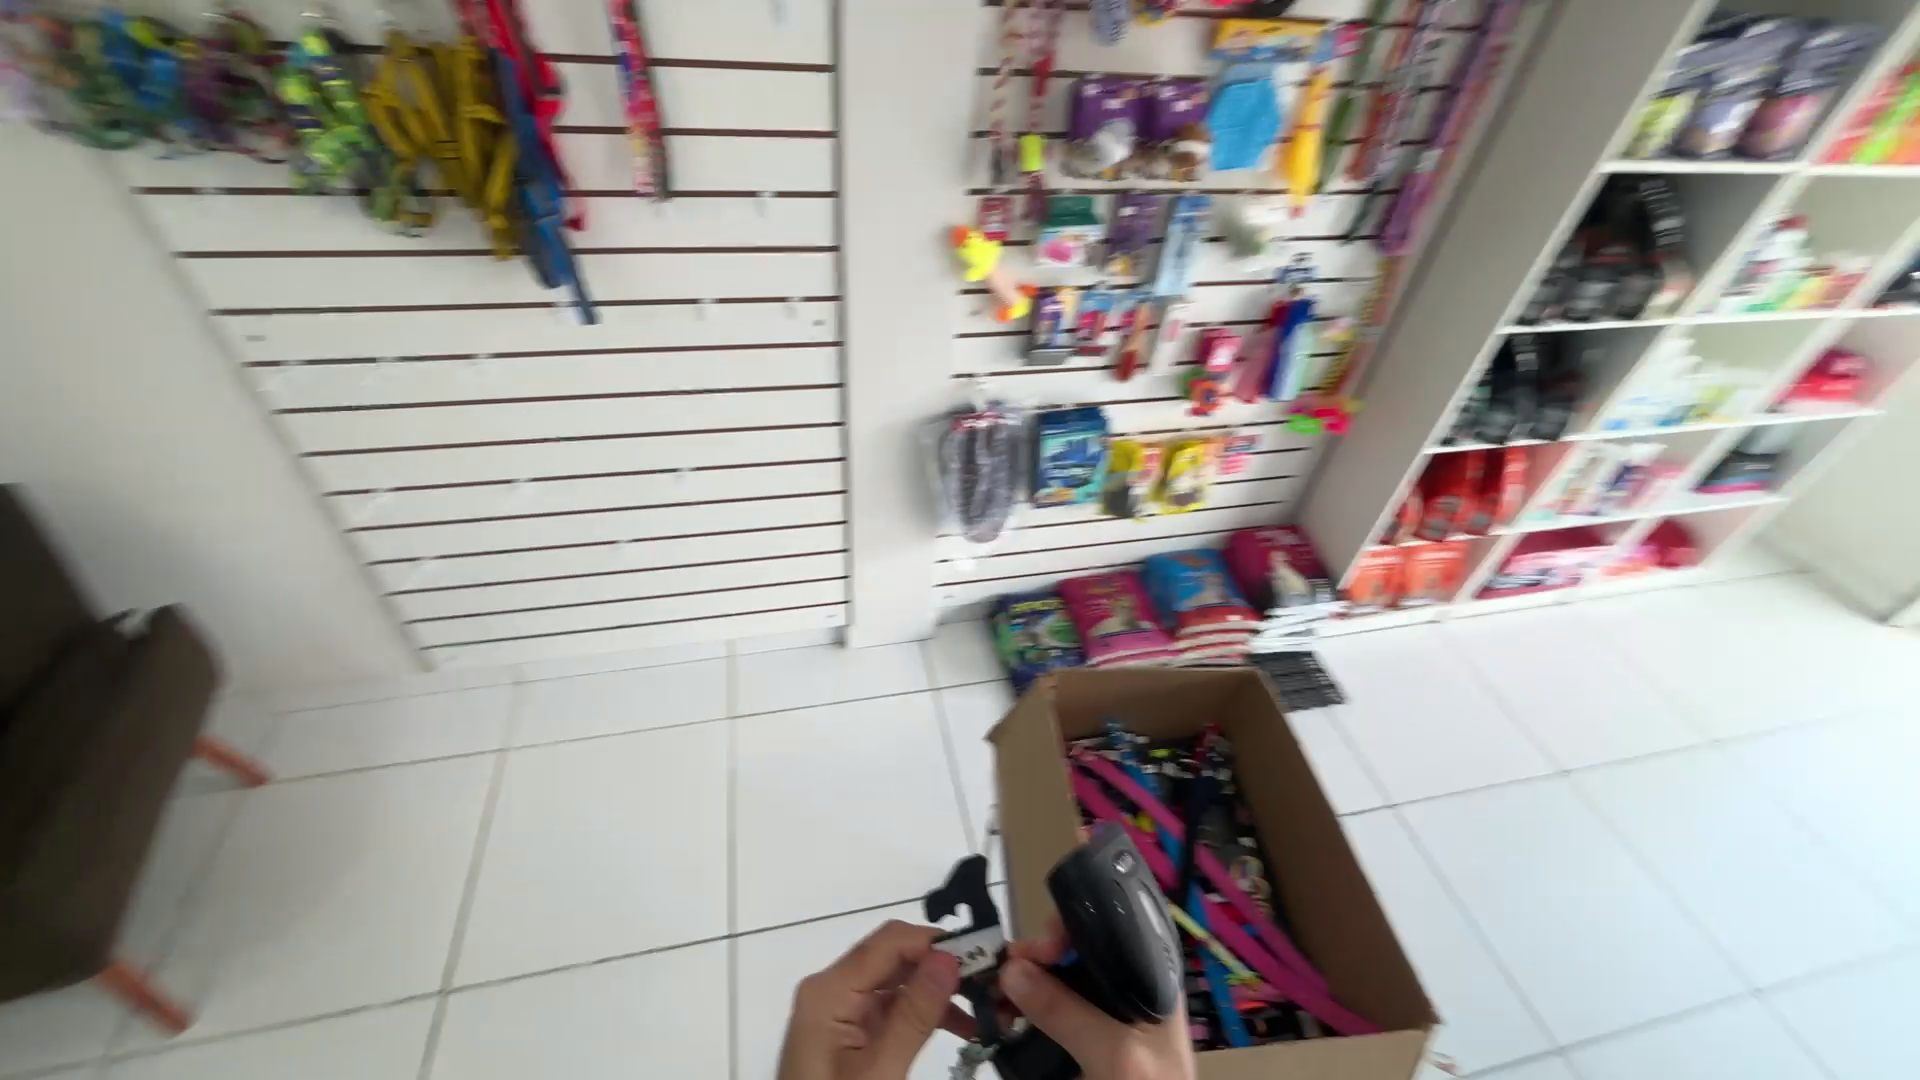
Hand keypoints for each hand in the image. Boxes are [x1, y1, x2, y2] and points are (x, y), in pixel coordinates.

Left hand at [778, 920, 975, 1079]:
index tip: (981, 955)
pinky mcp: (848, 1031)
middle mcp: (831, 988)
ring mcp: (838, 1009)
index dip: (935, 941)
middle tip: (988, 982)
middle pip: (894, 956)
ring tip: (983, 1007)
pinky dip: (923, 1012)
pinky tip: (958, 1027)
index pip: (890, 941)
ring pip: (897, 980)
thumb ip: (914, 1014)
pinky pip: (890, 1006)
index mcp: (830, 990)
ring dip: (938, 990)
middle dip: (941, 965)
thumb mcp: (880, 1072)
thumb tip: (949, 957)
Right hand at [999, 920, 1196, 1079]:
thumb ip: (1066, 1012)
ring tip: (995, 990)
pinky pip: (1046, 1015)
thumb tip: (1011, 969)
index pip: (1106, 934)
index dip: (1070, 928)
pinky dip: (1022, 1009)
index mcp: (1146, 981)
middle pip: (1074, 955)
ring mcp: (1100, 1019)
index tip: (1042, 944)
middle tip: (1008, 966)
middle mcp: (1123, 992)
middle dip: (1038, 956)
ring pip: (1055, 984)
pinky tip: (1002, 1010)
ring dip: (1023, 981)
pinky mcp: (1080, 1044)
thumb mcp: (1114, 1054)